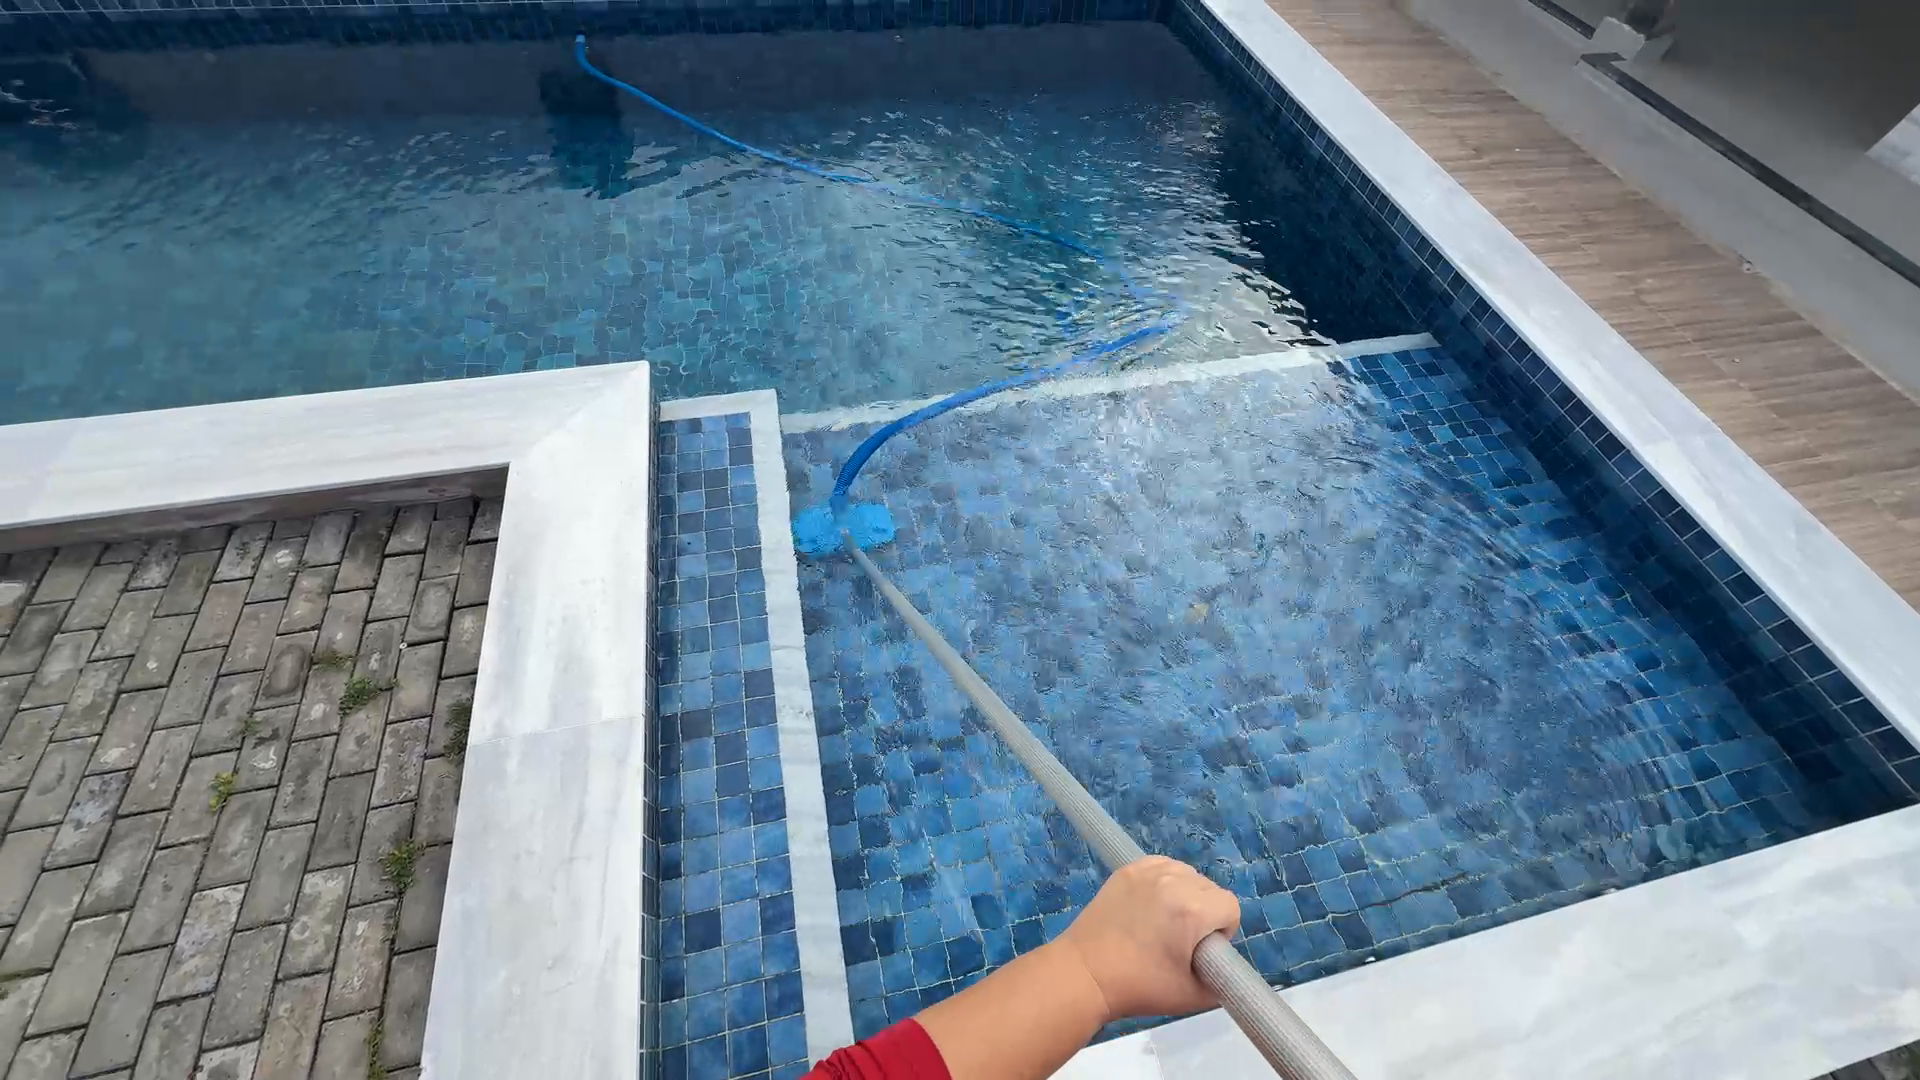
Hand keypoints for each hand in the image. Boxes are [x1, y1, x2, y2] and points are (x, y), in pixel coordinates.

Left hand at [1056, 855, 1240, 1021]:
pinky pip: (1162, 864)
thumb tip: (1223, 959)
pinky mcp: (1127, 868)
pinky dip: (1165, 879)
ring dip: (1186, 893)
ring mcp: (1146, 871)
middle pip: (1209, 888)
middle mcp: (1172, 881)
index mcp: (1192, 910)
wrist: (1089, 971)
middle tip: (1183, 938)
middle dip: (1206, 912)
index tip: (1204, 948)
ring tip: (1167, 919)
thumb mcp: (1195, 995)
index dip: (1224, 930)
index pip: (1230, 906)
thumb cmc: (1142, 986)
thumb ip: (1223, 977)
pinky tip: (1153, 902)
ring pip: (1186, 873)